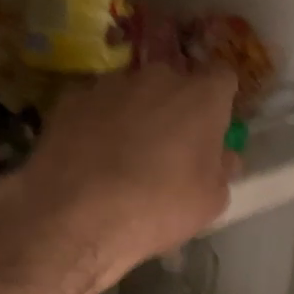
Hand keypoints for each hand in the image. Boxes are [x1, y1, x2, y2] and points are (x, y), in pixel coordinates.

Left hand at [5, 65, 239, 272]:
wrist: (75, 216)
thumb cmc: (158, 207)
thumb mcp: (210, 201)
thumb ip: (221, 168)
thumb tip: (222, 155)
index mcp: (201, 96)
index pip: (222, 79)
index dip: (218, 103)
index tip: (211, 129)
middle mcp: (158, 78)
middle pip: (173, 83)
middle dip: (173, 107)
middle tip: (167, 148)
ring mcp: (110, 85)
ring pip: (131, 92)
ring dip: (133, 113)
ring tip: (121, 156)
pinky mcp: (71, 100)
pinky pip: (94, 107)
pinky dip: (96, 124)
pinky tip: (89, 158)